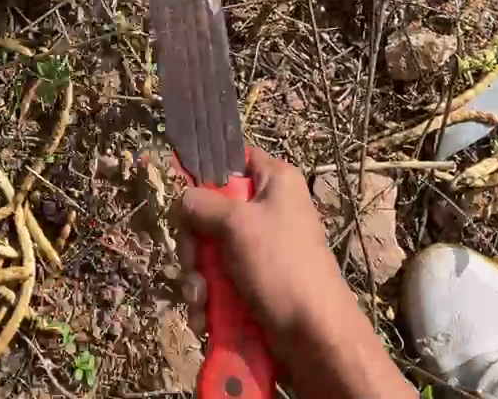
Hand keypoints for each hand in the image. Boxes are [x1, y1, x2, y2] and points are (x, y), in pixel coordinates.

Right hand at [175, 149, 361, 354]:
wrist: (315, 338)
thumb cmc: (281, 265)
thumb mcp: (238, 224)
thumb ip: (204, 204)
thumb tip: (184, 197)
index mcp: (274, 180)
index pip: (234, 158)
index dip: (207, 170)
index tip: (183, 189)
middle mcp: (268, 208)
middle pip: (213, 209)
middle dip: (196, 243)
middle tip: (194, 262)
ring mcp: (260, 247)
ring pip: (212, 249)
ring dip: (199, 276)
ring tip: (202, 300)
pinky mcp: (254, 281)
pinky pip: (220, 279)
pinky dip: (209, 297)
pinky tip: (205, 316)